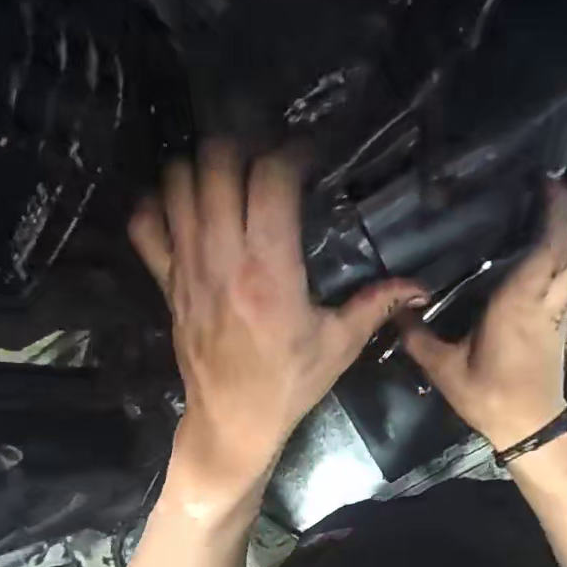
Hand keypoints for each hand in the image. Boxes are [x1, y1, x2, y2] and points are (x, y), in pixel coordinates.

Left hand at [130, 140, 425, 490]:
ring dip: (203, 167)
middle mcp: (222, 258)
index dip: (291, 154)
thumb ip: (376, 305)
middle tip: (266, 159)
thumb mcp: (339, 345)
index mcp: (271, 272)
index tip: (308, 157)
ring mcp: (187, 267)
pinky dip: (160, 203)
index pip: (270, 181)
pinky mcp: (166, 282)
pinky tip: (186, 207)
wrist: (234, 420)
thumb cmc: (290, 383)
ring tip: (231, 176)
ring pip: (177, 183)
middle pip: (216, 165)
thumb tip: (420, 288)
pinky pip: (146, 224)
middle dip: (243, 147)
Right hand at [404, 183, 566, 448]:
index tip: (550, 180)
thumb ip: (418, 335)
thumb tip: (396, 309)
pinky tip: (555, 247)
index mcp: (522, 303)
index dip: (556, 210)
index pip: (551, 246)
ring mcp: (562, 312)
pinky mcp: (563, 324)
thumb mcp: (444, 368)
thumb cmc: (490, 397)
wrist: (529, 429)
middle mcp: (550, 301)